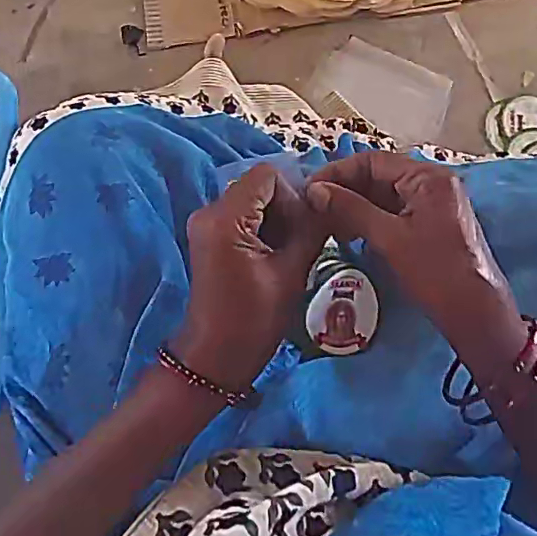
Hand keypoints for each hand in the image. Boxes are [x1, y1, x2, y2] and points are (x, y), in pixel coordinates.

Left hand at [171, 164, 326, 390]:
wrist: (215, 359)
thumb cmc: (253, 320)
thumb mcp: (291, 272)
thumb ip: (311, 229)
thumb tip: (331, 202)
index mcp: (225, 218)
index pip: (266, 176)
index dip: (293, 194)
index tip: (304, 227)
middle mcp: (209, 212)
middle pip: (259, 186)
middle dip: (286, 208)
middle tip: (301, 243)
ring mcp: (206, 224)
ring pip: (253, 200)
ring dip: (277, 220)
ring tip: (289, 254)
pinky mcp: (209, 236)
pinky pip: (243, 216)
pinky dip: (263, 228)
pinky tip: (275, 256)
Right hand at [307, 152, 524, 369]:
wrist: (477, 317)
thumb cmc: (435, 272)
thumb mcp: (389, 238)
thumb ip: (351, 209)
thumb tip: (315, 191)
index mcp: (428, 177)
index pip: (373, 161)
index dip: (338, 172)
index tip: (310, 190)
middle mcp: (433, 183)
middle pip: (378, 176)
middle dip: (345, 191)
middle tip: (313, 209)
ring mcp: (434, 204)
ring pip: (384, 196)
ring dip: (355, 207)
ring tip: (326, 223)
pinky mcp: (432, 225)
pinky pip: (394, 213)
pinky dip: (370, 220)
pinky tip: (349, 234)